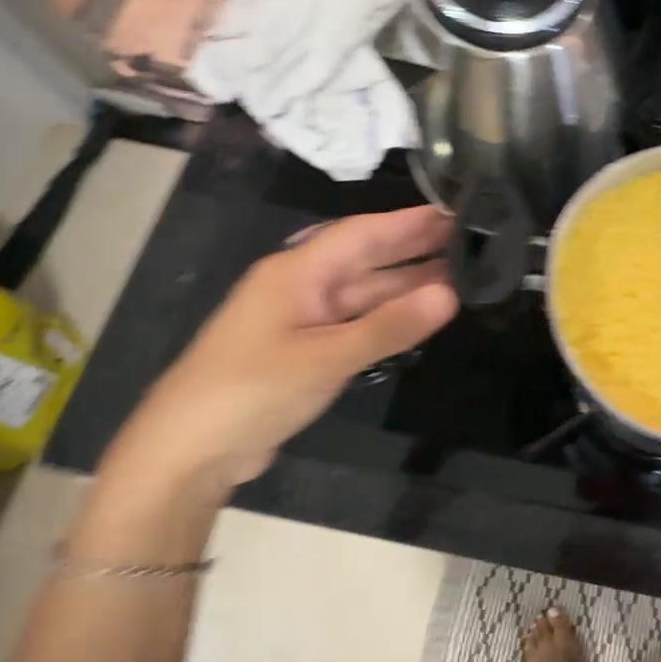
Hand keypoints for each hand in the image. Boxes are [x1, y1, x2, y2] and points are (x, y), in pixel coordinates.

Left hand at [113, 206, 458, 486]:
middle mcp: (301, 287)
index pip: (363, 233)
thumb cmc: (253, 390)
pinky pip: (356, 324)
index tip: (457, 211)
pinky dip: (388, 319)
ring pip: (363, 294)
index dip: (410, 222)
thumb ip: (390, 326)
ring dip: (406, 287)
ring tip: (460, 277)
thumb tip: (451, 294)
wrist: (189, 450)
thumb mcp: (327, 357)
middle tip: (470, 239)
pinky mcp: (304, 352)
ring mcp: (301, 321)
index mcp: (297, 272)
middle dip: (414, 249)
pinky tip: (419, 317)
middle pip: (365, 259)